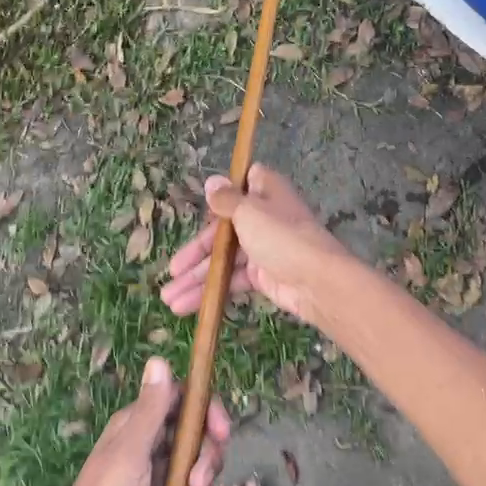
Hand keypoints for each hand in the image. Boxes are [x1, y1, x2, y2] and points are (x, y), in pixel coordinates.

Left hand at [11, 358, 230, 485]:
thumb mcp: (128, 457)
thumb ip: (150, 410)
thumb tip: (159, 358)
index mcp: (138, 429)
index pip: (184, 404)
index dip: (207, 414)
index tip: (221, 433)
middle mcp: (151, 452)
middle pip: (198, 443)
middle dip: (205, 467)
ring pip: (199, 481)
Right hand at [159, 164, 354, 324]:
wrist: (316, 280)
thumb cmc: (281, 236)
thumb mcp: (248, 211)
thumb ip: (226, 200)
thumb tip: (212, 180)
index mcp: (265, 191)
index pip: (240, 185)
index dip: (221, 197)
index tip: (203, 211)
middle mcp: (264, 216)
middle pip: (223, 230)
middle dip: (195, 252)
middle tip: (171, 270)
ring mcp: (263, 247)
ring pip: (225, 259)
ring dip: (198, 277)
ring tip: (169, 298)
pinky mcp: (264, 274)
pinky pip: (233, 279)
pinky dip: (212, 290)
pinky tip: (188, 304)